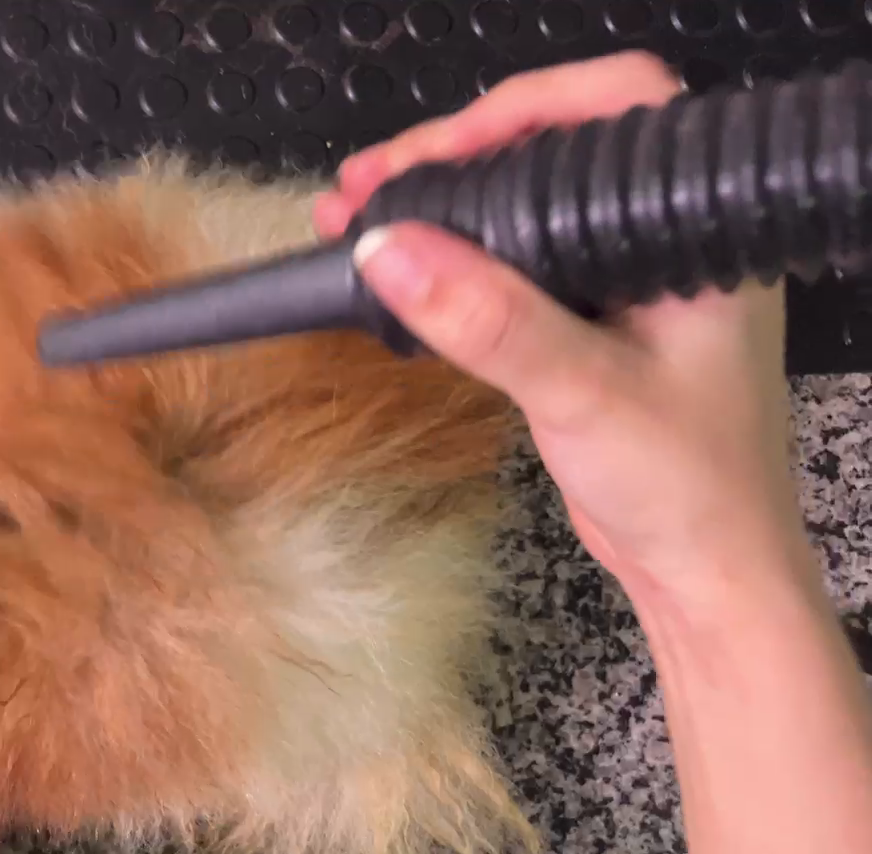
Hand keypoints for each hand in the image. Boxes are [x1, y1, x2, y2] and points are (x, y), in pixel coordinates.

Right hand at [315, 52, 804, 610]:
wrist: (693, 557)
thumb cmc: (675, 475)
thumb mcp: (578, 388)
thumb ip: (486, 319)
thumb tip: (385, 250)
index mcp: (688, 225)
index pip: (613, 109)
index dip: (510, 112)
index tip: (416, 157)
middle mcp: (650, 240)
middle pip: (545, 156)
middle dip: (442, 162)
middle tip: (354, 188)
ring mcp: (607, 284)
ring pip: (512, 214)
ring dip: (428, 213)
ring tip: (348, 223)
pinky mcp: (571, 326)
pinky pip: (498, 270)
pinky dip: (439, 263)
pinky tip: (397, 274)